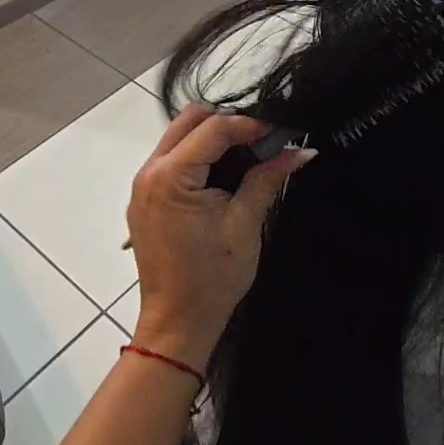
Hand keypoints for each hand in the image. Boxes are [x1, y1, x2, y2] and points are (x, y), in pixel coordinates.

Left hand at [126, 104, 314, 370]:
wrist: (177, 323)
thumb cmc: (212, 277)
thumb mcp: (245, 223)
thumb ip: (268, 178)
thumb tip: (301, 150)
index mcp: (170, 177)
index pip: (213, 128)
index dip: (250, 124)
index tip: (279, 130)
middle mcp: (149, 172)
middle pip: (189, 120)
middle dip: (228, 122)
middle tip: (262, 138)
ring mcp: (143, 185)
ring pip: (179, 135)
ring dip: (213, 136)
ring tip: (248, 152)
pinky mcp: (146, 198)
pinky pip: (172, 157)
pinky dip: (199, 154)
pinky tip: (226, 171)